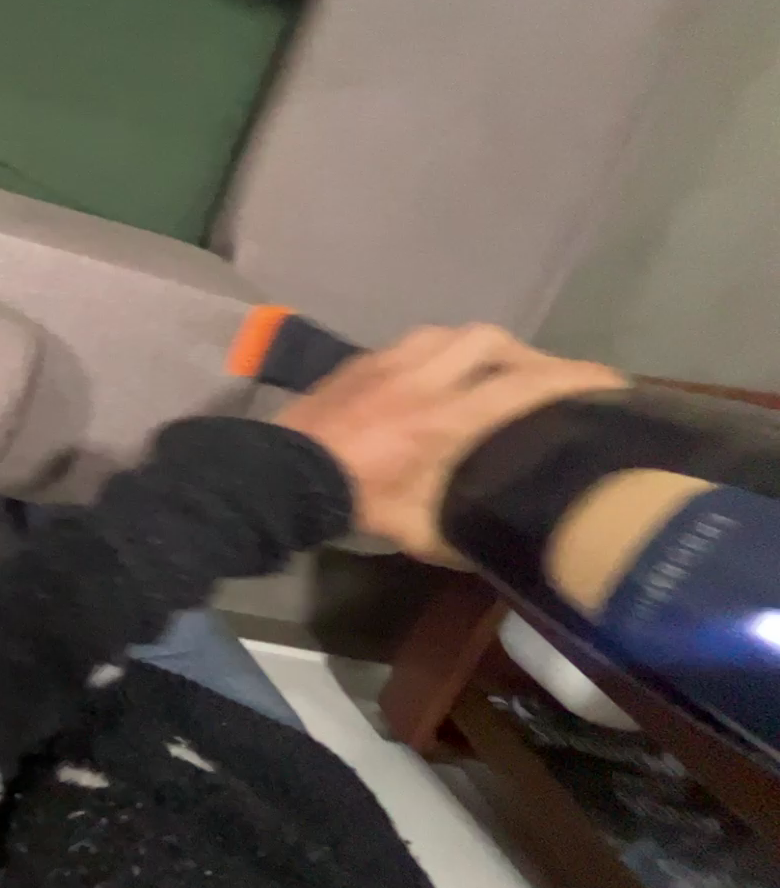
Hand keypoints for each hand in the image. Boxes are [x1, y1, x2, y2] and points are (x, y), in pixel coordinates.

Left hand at [274, 325, 626, 563]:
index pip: (526, 384)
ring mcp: (379, 366)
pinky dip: (427, 354)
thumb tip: (482, 554)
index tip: (609, 385)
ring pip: (442, 334)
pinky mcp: (350, 366)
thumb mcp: (410, 527)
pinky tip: (425, 378)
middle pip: (488, 339)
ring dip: (470, 348)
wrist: (277, 474)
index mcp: (445, 417)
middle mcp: (419, 380)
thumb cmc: (348, 498)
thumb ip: (452, 537)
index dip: (576, 379)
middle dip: (523, 354)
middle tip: (533, 380)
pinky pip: (402, 345)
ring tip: (480, 373)